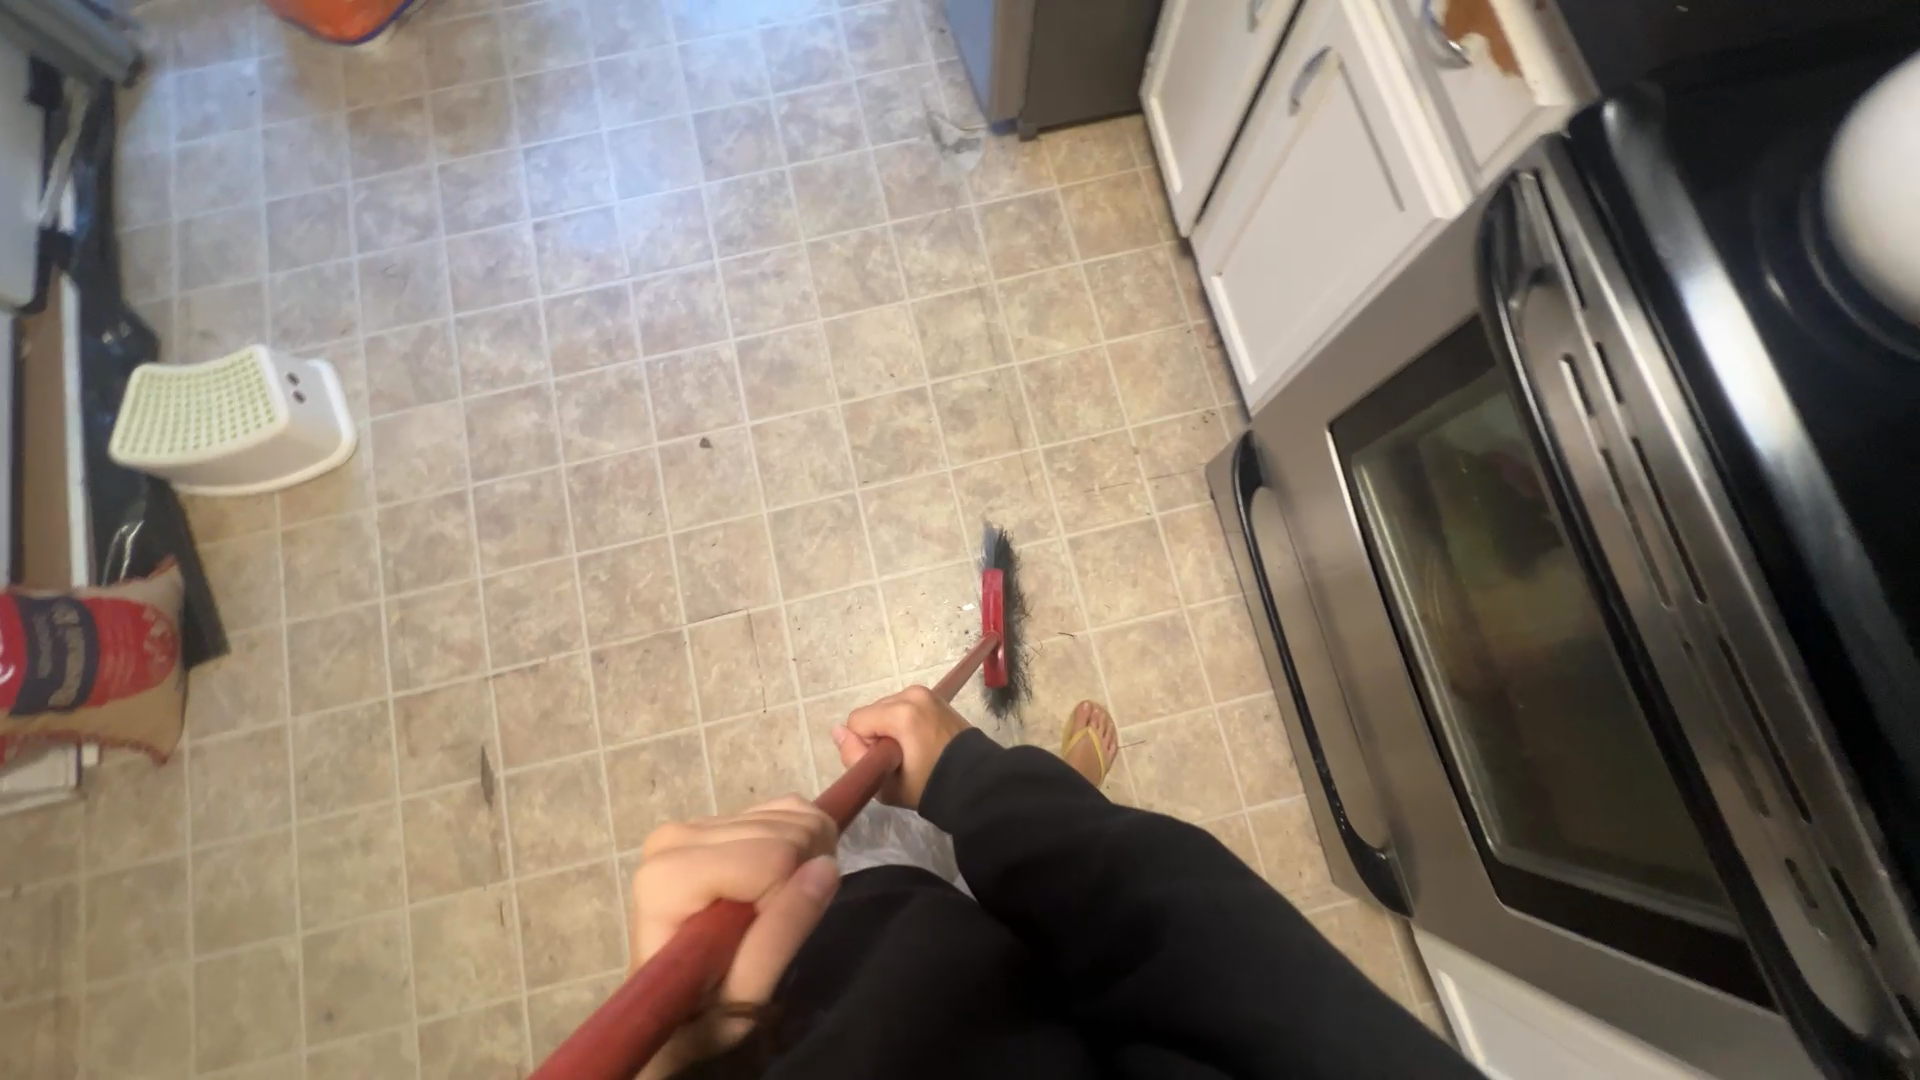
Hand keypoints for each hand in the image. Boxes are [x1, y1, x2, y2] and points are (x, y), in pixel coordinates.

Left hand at [629, 797, 840, 1078]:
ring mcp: (694, 824)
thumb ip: (780, 936)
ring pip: (792, 817)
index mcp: (667, 879)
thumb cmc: (698, 1017)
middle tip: (783, 922)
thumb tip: (826, 868)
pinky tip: (781, 878)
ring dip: (806, 859)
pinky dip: (802, 841)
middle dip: (801, 875)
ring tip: (780, 906)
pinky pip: (787, 809)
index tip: (772, 939)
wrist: (674, 1005)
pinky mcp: (717, 819)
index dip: (787, 901)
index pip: (771, 858)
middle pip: (784, 832)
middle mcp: (674, 838)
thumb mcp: (741, 1001)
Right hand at [832, 685, 970, 810]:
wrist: (975, 782)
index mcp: (901, 712)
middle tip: (897, 760)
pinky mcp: (936, 698)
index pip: (857, 721)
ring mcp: (927, 694)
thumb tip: (837, 731)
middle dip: (876, 734)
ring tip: (910, 752)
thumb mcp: (884, 783)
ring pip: (888, 708)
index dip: (862, 745)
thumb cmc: (928, 786)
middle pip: (873, 712)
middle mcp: (912, 694)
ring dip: (890, 728)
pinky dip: (905, 722)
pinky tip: (919, 742)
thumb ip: (854, 756)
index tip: (882, 763)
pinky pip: (906, 706)